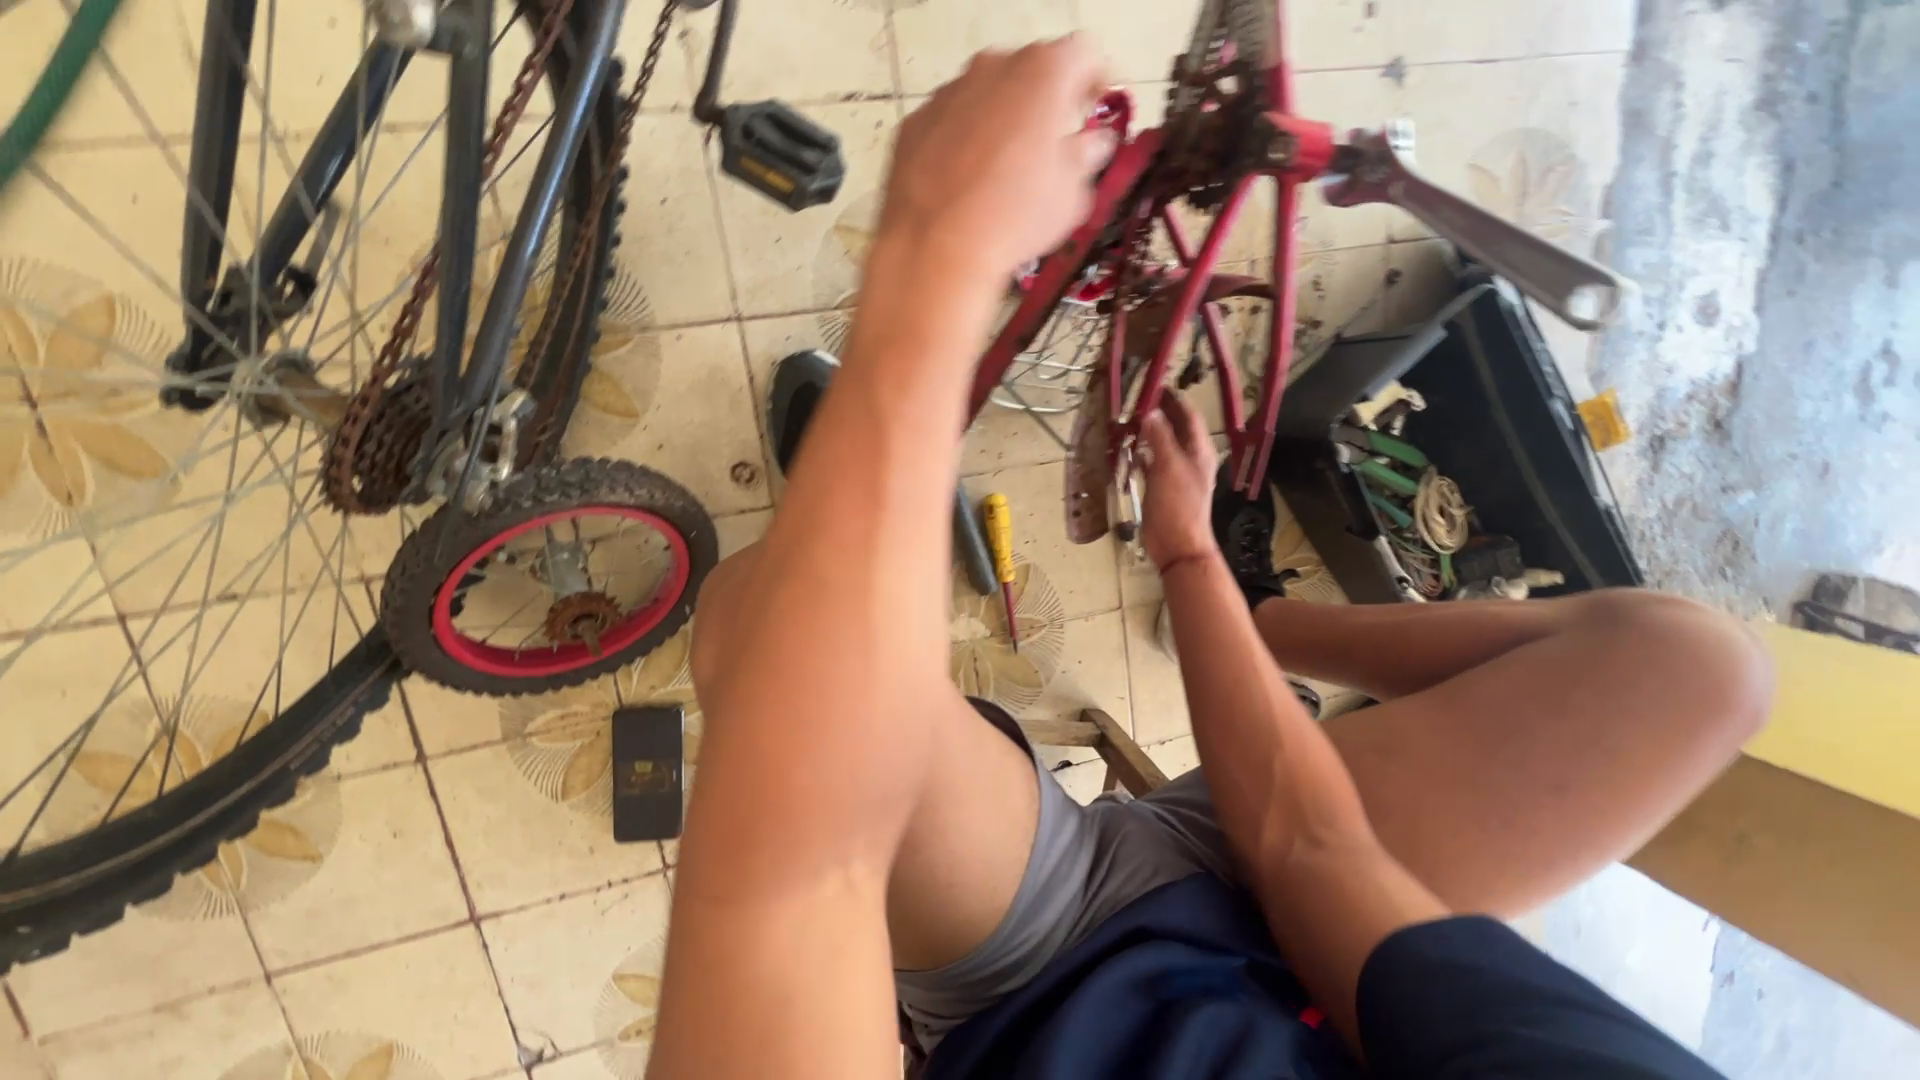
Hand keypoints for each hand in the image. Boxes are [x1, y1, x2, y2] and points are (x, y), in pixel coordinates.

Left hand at [880, 37, 1114, 278]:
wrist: (936, 249)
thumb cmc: (1017, 217)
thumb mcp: (1073, 193)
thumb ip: (1089, 155)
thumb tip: (1095, 142)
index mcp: (1044, 72)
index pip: (1085, 54)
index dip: (1096, 82)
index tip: (1096, 114)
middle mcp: (992, 68)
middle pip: (1031, 71)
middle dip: (1046, 103)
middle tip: (1052, 148)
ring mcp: (947, 93)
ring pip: (987, 96)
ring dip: (1002, 122)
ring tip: (1005, 173)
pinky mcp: (914, 124)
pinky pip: (950, 123)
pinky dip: (962, 142)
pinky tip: (965, 185)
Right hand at [1139, 392, 1219, 572]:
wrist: (1177, 544)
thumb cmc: (1177, 504)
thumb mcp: (1168, 466)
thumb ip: (1159, 437)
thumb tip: (1149, 412)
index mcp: (1199, 450)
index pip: (1189, 415)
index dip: (1174, 399)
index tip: (1154, 385)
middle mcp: (1190, 458)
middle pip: (1175, 428)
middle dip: (1159, 413)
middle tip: (1136, 400)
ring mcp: (1176, 473)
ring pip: (1162, 444)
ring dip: (1147, 433)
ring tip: (1128, 420)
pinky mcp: (1162, 487)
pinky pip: (1151, 463)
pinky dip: (1141, 454)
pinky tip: (1128, 450)